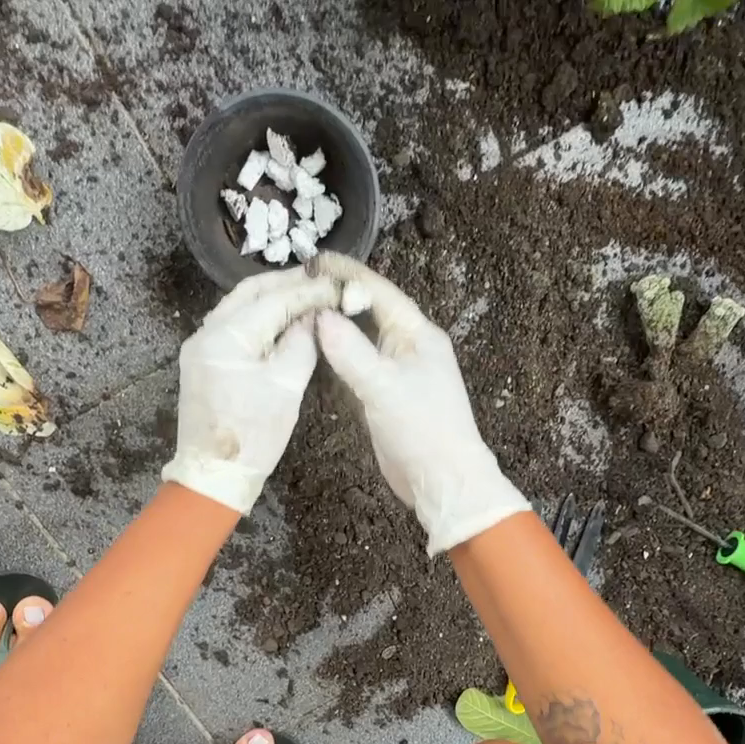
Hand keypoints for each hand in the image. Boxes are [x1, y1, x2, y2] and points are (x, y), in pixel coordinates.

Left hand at [160, 267, 341, 513]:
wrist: (214, 476)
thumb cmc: (254, 436)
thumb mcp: (287, 388)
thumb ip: (302, 344)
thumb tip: (314, 316)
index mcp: (226, 337)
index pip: (272, 300)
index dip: (306, 291)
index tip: (335, 285)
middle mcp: (206, 333)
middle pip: (249, 293)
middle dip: (285, 284)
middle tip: (319, 281)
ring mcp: (199, 347)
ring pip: (238, 308)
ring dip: (271, 299)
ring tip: (304, 296)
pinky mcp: (202, 362)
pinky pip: (232, 327)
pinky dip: (257, 318)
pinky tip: (280, 321)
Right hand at [312, 256, 529, 555]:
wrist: (443, 481)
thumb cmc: (423, 430)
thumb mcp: (383, 387)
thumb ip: (350, 351)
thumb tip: (320, 315)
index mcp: (418, 335)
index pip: (381, 293)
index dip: (349, 275)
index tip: (316, 260)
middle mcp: (410, 348)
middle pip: (370, 312)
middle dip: (339, 298)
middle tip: (301, 285)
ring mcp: (398, 373)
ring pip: (362, 340)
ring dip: (336, 328)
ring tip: (301, 311)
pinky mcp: (387, 397)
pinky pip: (359, 367)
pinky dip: (338, 358)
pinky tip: (316, 353)